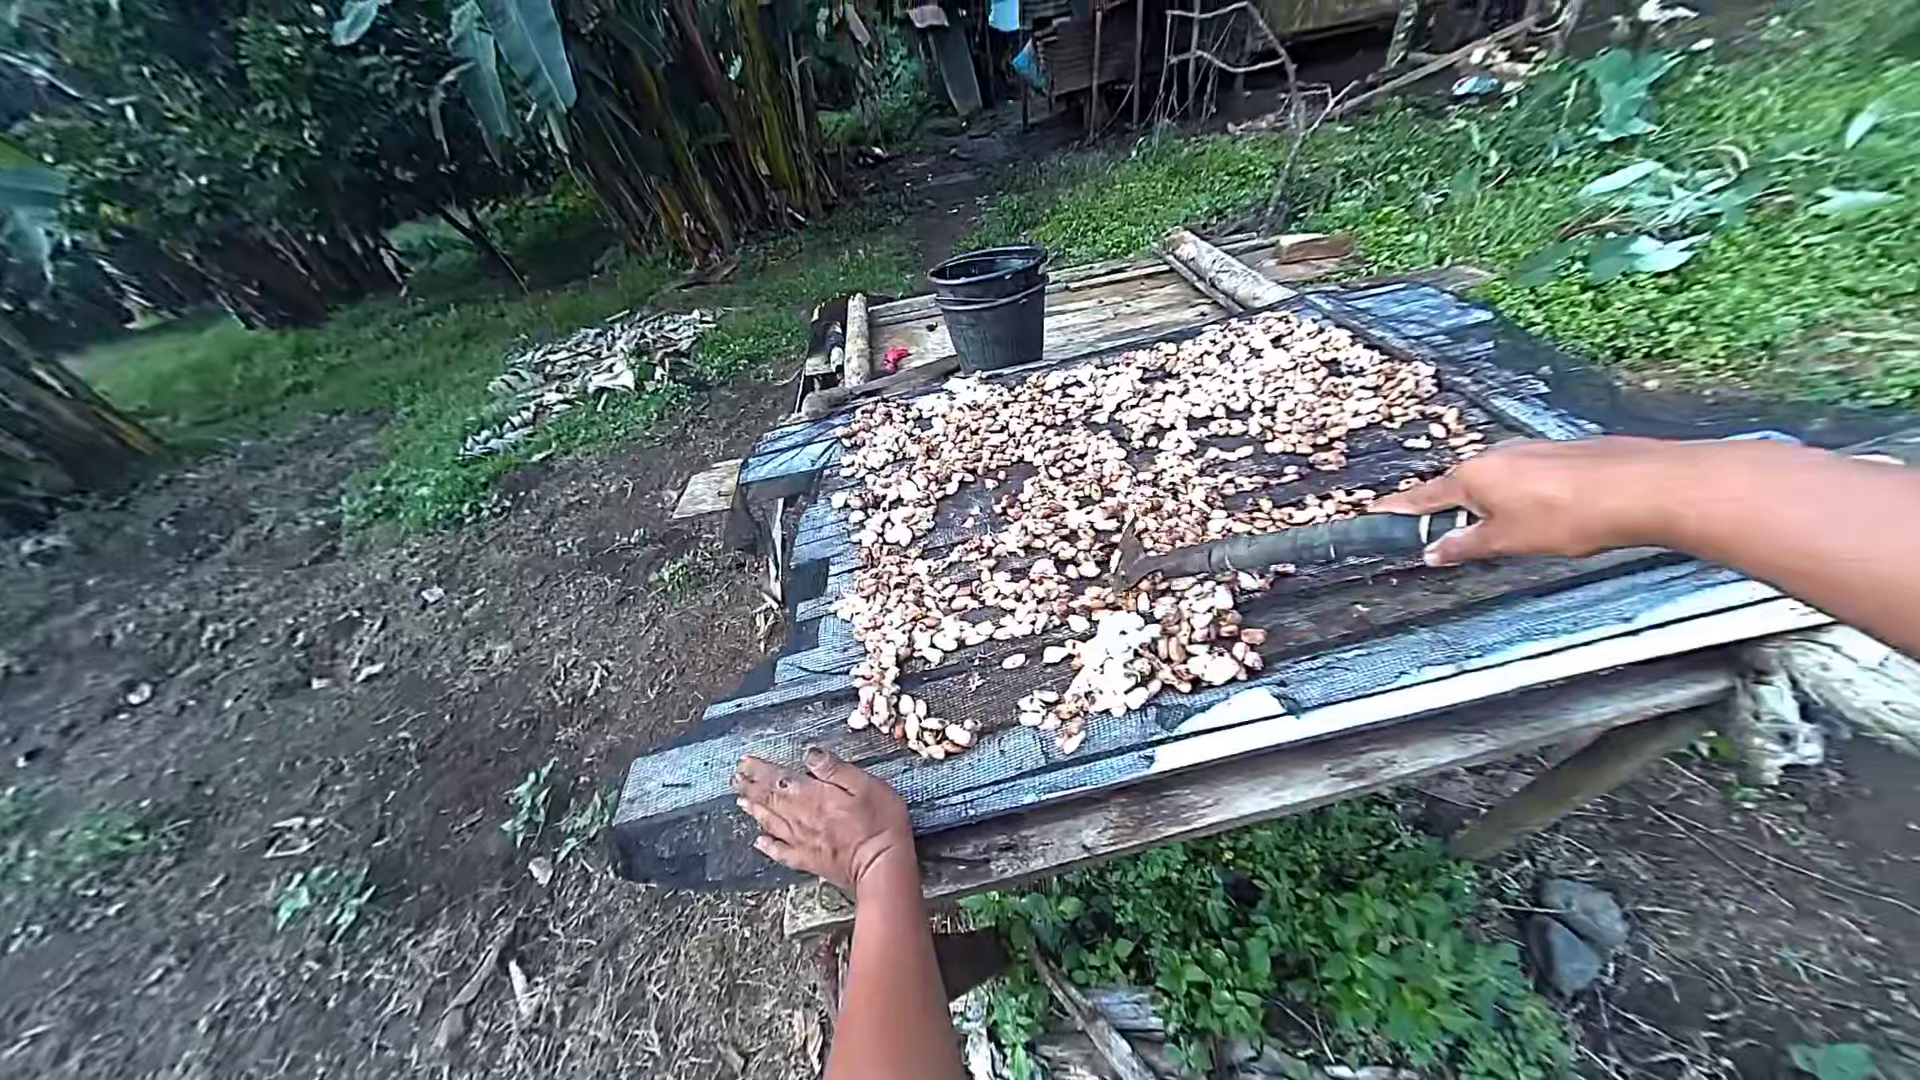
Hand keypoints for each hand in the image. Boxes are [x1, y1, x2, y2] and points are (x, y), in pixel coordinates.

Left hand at [733, 748, 914, 897]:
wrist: (882, 867)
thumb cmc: (880, 822)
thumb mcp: (866, 784)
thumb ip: (835, 769)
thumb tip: (810, 754)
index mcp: (815, 796)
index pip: (781, 779)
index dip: (761, 770)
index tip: (745, 762)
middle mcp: (802, 818)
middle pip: (771, 800)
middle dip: (752, 787)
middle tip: (735, 778)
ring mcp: (803, 842)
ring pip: (771, 822)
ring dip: (755, 810)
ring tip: (741, 800)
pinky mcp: (809, 860)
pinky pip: (781, 852)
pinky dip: (767, 845)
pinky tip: (758, 841)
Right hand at [1370, 436, 1706, 564]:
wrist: (1657, 487)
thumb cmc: (1572, 515)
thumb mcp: (1508, 541)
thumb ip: (1465, 545)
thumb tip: (1433, 552)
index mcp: (1471, 477)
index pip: (1421, 497)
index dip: (1398, 509)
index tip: (1376, 512)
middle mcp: (1496, 457)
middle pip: (1459, 486)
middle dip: (1450, 508)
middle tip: (1447, 533)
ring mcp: (1533, 450)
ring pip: (1496, 479)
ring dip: (1490, 502)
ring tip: (1506, 528)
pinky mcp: (1568, 452)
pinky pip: (1529, 475)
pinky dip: (1524, 494)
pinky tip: (1549, 512)